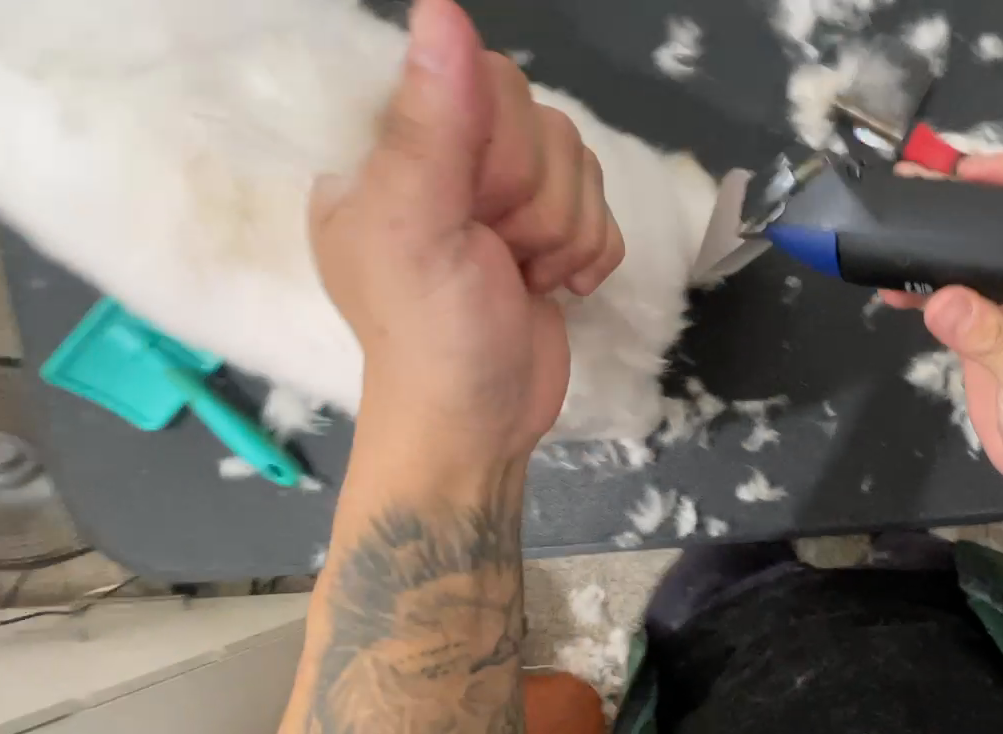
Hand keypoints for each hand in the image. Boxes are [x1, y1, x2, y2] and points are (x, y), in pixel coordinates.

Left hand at [309, 0, 624, 466]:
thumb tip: (445, 8)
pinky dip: (594, 256)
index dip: (503, 147)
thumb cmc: (434, 335)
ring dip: (569, 235)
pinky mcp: (555, 239)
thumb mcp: (417, 229)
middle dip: (541, 204)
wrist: (482, 422)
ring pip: (582, 169)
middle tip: (502, 254)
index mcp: (398, 143)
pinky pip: (605, 212)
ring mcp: (509, 202)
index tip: (480, 210)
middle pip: (546, 125)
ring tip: (529, 277)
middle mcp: (455, 159)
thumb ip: (431, 124)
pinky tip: (560, 287)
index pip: (483, 80)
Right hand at [881, 155, 1002, 499]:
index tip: (969, 171)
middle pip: (1001, 227)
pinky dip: (918, 290)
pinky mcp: (980, 335)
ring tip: (889, 228)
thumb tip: (941, 298)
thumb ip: (993, 338)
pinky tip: (888, 287)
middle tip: (913, 187)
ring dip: (932, 245)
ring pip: (969, 261)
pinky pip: (947, 299)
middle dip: (959, 204)